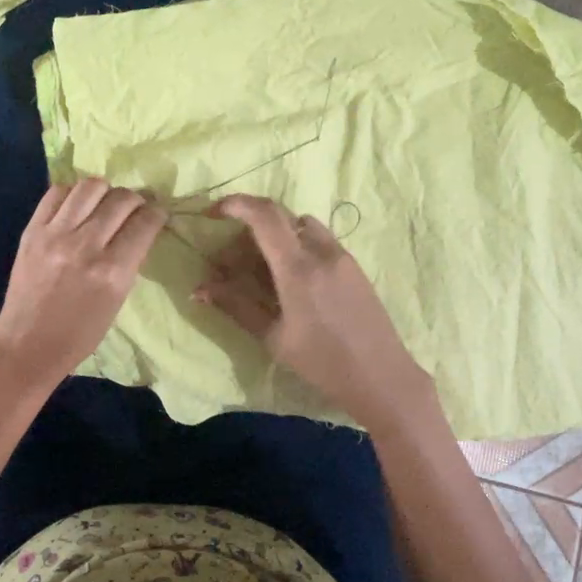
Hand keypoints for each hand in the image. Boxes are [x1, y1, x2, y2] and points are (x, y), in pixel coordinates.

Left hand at [0, 178, 167, 389]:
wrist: (27, 345)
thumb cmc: (79, 335)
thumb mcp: (117, 301)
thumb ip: (129, 261)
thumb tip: (139, 228)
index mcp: (112, 271)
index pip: (145, 223)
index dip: (157, 213)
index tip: (158, 213)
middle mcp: (85, 246)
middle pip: (121, 199)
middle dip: (136, 200)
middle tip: (134, 208)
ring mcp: (55, 235)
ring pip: (90, 186)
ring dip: (106, 191)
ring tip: (105, 203)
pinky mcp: (32, 230)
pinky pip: (57, 193)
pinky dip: (73, 194)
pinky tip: (77, 207)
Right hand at [192, 193, 438, 434]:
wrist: (382, 377)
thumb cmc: (322, 363)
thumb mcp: (273, 337)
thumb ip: (235, 306)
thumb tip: (199, 289)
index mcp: (298, 269)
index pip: (264, 216)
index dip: (236, 204)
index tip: (214, 212)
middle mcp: (321, 252)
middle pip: (280, 214)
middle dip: (250, 220)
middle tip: (231, 247)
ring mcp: (341, 256)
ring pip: (301, 224)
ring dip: (275, 231)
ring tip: (260, 263)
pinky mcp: (353, 265)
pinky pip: (318, 238)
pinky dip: (295, 243)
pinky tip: (288, 276)